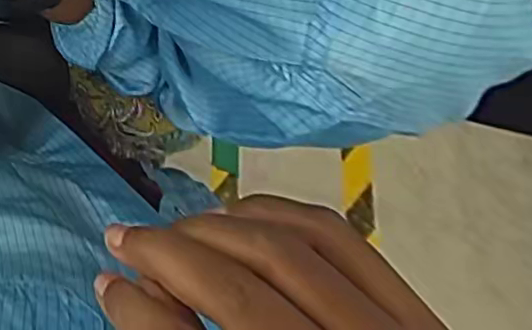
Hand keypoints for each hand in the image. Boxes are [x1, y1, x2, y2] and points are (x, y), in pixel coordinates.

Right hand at [97, 196, 447, 329]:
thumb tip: (115, 286)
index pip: (219, 316)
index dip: (149, 289)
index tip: (110, 271)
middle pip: (248, 278)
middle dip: (172, 248)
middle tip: (131, 245)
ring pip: (289, 242)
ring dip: (217, 225)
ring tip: (180, 234)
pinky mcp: (421, 321)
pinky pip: (335, 235)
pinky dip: (273, 213)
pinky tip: (236, 220)